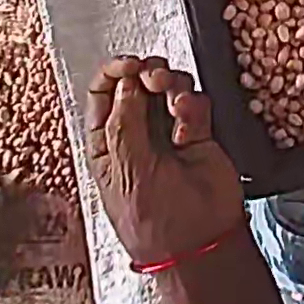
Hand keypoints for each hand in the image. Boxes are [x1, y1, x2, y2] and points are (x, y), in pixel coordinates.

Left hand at [86, 55, 244, 264]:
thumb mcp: (127, 172)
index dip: (114, 72)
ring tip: (176, 102)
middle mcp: (137, 130)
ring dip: (172, 84)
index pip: (103, 92)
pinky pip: (195, 101)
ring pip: (168, 85)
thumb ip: (124, 124)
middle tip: (155, 79)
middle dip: (147, 73)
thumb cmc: (153, 219)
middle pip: (137, 82)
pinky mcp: (198, 130)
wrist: (200, 240)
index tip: (130, 64)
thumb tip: (125, 82)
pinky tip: (189, 120)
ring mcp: (168, 128)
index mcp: (107, 141)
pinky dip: (192, 103)